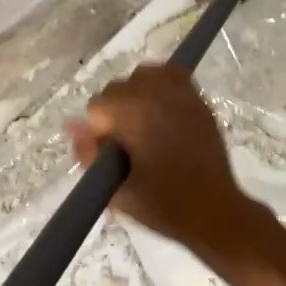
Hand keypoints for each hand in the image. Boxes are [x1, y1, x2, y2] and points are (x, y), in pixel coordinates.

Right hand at [67, 64, 260, 251]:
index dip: (100, 133)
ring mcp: (181, 92)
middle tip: (128, 147)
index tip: (114, 156)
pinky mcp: (198, 99)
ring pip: (142, 76)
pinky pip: (172, 74)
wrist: (214, 210)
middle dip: (116, 113)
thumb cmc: (163, 205)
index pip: (98, 106)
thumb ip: (88, 154)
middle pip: (117, 88)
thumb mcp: (115, 190)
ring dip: (136, 96)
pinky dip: (161, 85)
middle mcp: (156, 93)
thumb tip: (71, 125)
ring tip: (143, 127)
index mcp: (134, 113)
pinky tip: (162, 110)